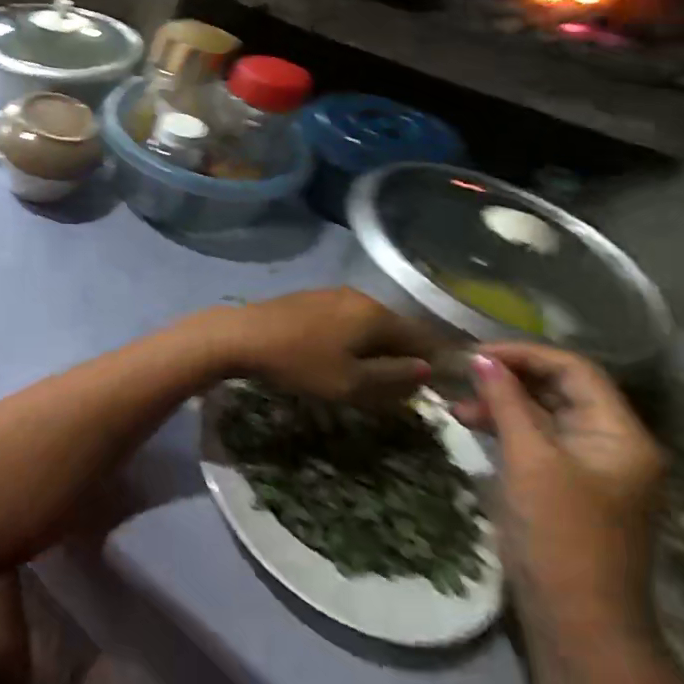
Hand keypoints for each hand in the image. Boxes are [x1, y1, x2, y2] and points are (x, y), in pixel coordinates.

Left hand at [189, 287, 434, 405]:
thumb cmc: (300, 362)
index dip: (435, 361)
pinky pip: (346, 321)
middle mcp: (360, 297)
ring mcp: (332, 295)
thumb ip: (393, 377)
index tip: (440, 386)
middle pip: (396, 328)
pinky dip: (354, 340)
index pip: (422, 337)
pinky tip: (342, 358)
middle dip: (405, 356)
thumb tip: (427, 370)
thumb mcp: (351, 382)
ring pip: (369, 324)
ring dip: (378, 349)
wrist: (242, 336)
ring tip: (374, 378)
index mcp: (377, 314)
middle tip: (405, 388)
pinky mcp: (310, 300)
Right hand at [455, 343, 665, 631]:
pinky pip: (536, 440)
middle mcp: (612, 443)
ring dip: (501, 402)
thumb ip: (506, 402)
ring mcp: (589, 466)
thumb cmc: (559, 533)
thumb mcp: (530, 459)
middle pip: (560, 389)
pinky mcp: (566, 485)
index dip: (524, 354)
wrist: (577, 620)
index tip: (475, 353)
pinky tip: (469, 424)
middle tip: (460, 374)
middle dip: (509, 377)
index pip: (575, 370)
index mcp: (621, 434)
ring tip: (456, 405)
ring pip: (543, 414)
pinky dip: (504, 427)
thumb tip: (480, 356)